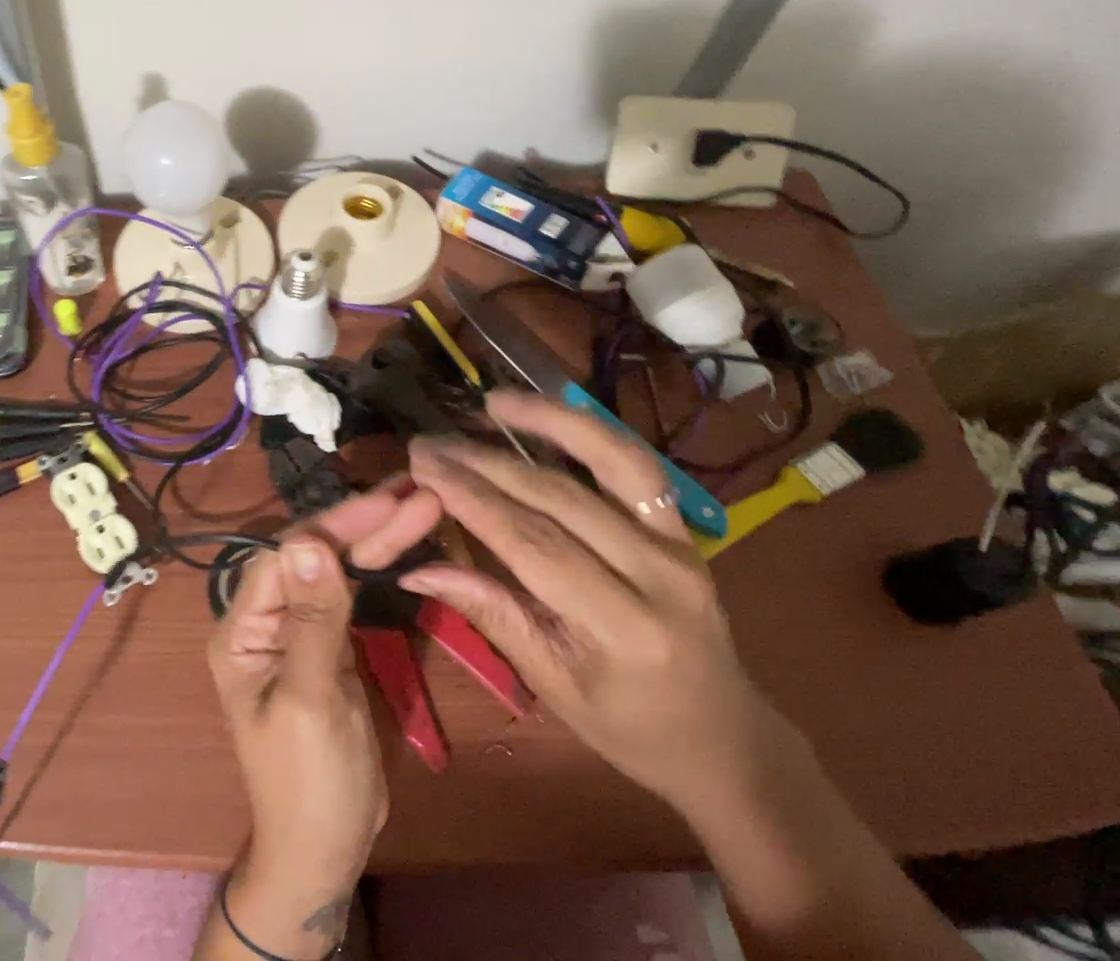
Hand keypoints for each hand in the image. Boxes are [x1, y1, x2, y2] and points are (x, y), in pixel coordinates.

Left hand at [204, 481, 439, 956]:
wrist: (324, 843)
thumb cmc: (308, 780)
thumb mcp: (311, 700)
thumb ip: (314, 621)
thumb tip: (312, 541)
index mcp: (242, 632)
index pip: (284, 560)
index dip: (334, 527)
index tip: (387, 501)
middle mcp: (263, 623)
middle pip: (310, 560)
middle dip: (361, 525)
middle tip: (418, 492)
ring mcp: (295, 634)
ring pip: (332, 574)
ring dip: (373, 540)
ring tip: (422, 506)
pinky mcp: (325, 648)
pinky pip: (347, 598)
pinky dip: (375, 571)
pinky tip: (402, 545)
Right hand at [402, 390, 788, 810]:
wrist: (723, 737)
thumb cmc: (629, 727)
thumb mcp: (553, 684)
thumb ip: (492, 615)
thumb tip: (417, 570)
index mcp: (622, 625)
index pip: (534, 545)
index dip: (474, 501)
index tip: (423, 468)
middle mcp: (659, 574)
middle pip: (561, 499)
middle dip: (487, 465)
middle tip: (428, 444)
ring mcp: (681, 544)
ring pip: (612, 464)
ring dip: (550, 423)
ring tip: (494, 402)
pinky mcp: (686, 530)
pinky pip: (638, 469)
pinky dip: (592, 435)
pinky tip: (550, 415)